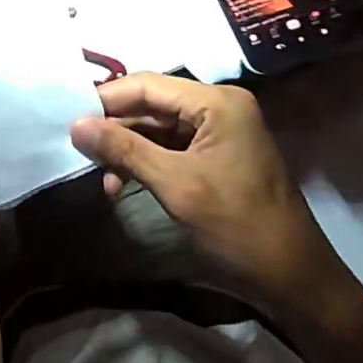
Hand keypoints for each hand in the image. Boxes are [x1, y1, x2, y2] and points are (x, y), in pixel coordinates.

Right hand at [70, 73, 347, 304]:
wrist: (293, 278)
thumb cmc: (238, 226)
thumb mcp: (176, 185)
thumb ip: (124, 150)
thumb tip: (75, 125)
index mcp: (216, 102)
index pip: (148, 85)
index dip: (107, 98)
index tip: (68, 116)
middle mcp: (218, 106)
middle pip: (152, 104)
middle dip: (115, 126)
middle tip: (78, 147)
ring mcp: (218, 131)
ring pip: (157, 127)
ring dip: (127, 148)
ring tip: (99, 173)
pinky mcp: (215, 155)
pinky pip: (170, 147)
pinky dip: (144, 161)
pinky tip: (120, 182)